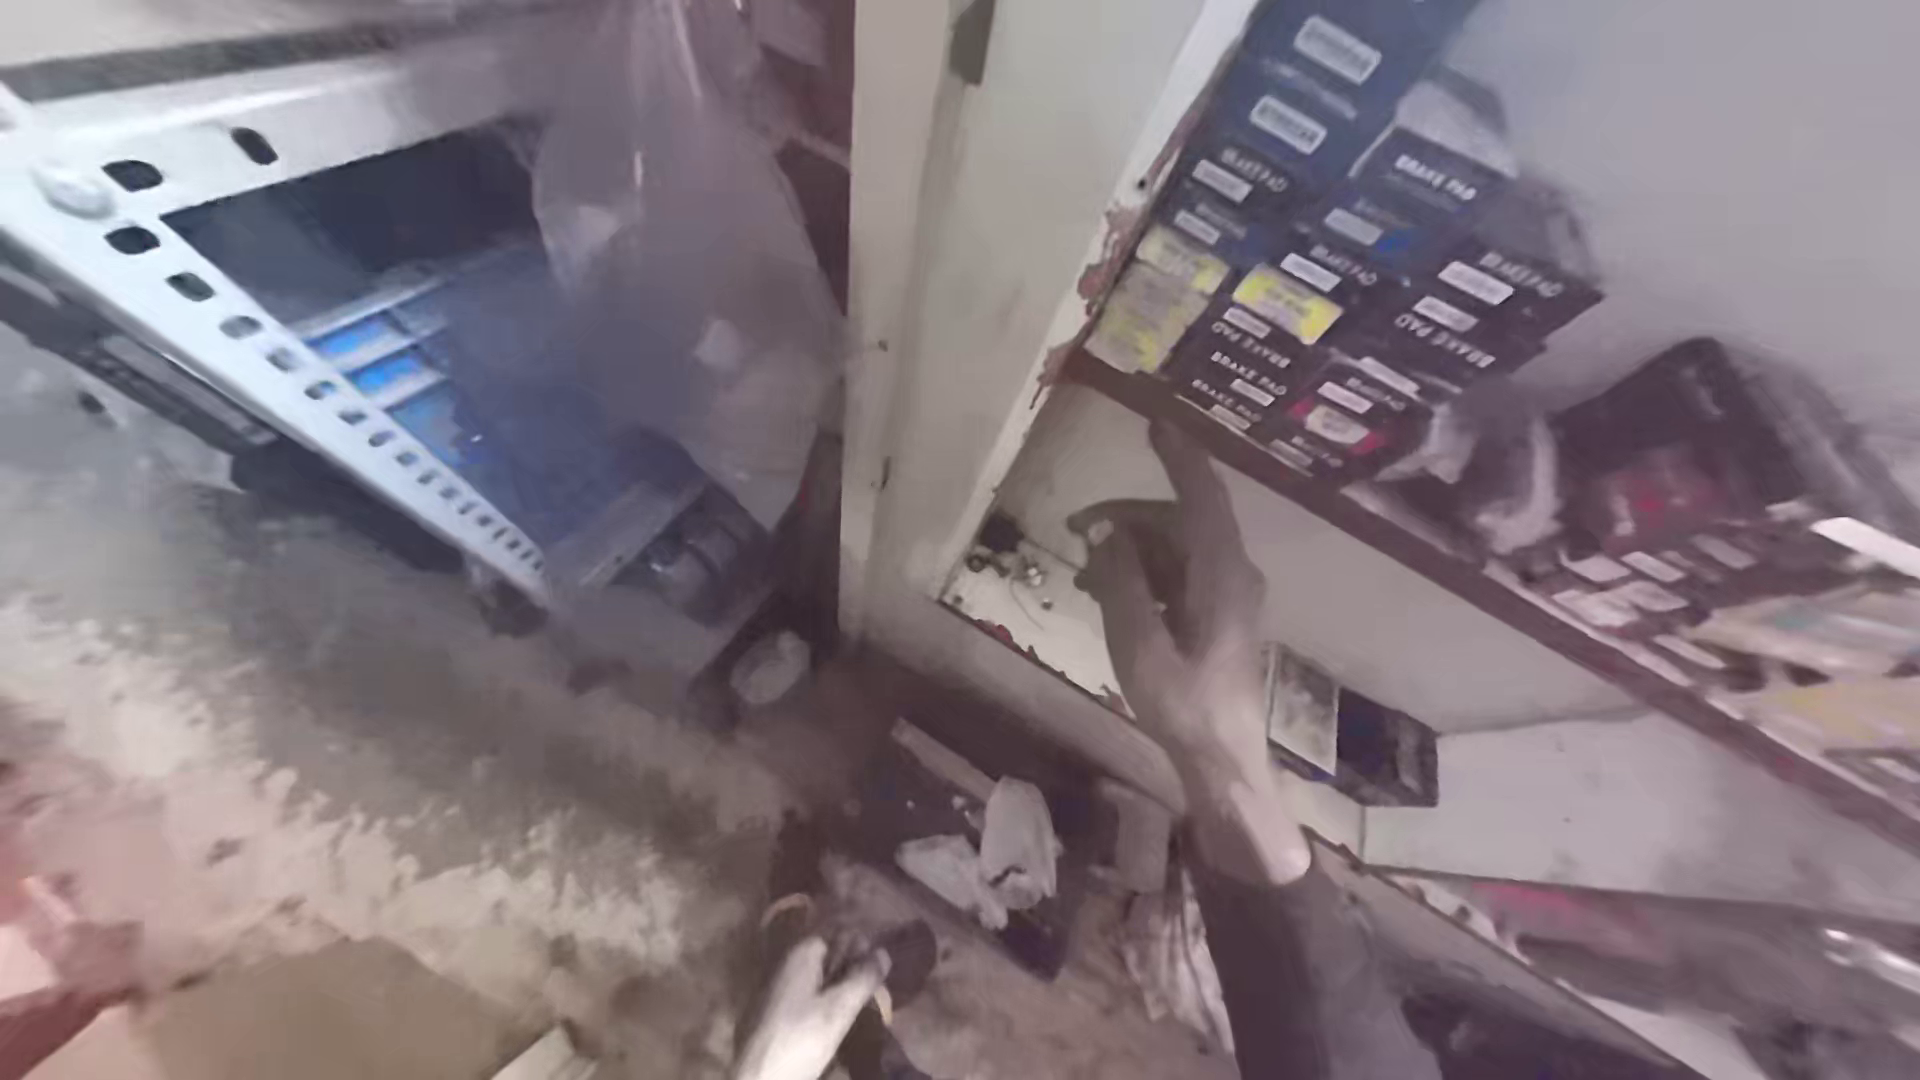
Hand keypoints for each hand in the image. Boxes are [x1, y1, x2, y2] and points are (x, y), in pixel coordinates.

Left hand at [731, 936, 888, 1079]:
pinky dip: (820, 1007)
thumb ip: (864, 977)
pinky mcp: (769, 1015)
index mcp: (802, 952)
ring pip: (817, 980)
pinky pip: (804, 999)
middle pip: (829, 956)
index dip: (861, 951)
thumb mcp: (839, 1010)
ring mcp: (775, 989)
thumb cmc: (798, 1041)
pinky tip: (829, 1028)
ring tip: (854, 1012)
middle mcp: (787, 962)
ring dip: (837, 991)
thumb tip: (884, 951)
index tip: (876, 974)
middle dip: (850, 971)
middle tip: (867, 996)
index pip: (841, 934)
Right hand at [1071, 421, 1309, 883]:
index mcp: (1221, 575)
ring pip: (1173, 546)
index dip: (1179, 457)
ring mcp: (1226, 592)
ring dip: (1128, 548)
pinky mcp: (1216, 611)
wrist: (1222, 758)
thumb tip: (1105, 533)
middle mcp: (1231, 573)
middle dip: (1126, 519)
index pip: (1203, 498)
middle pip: (1177, 521)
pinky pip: (1175, 572)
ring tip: (1083, 571)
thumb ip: (1123, 583)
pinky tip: (1108, 588)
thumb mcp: (1139, 644)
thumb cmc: (1183, 705)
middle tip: (1075, 530)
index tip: (1154, 423)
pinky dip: (1141, 571)